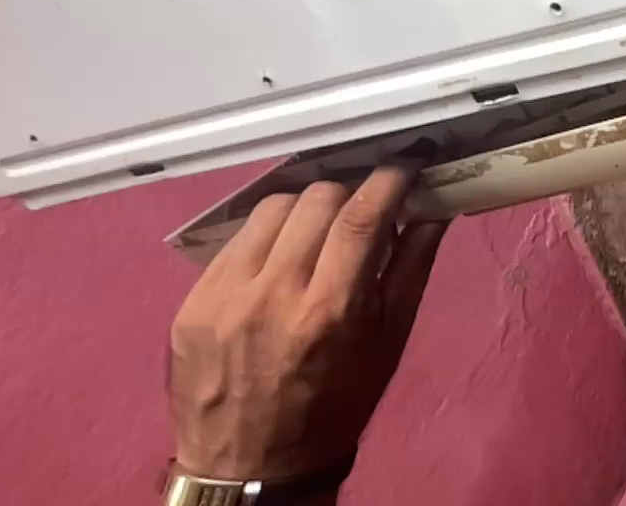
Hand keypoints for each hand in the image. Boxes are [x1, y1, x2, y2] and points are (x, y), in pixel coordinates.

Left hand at [168, 167, 447, 481]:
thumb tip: (435, 207)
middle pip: (317, 200)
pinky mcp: (190, 305)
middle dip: (353, 189)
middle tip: (371, 200)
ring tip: (327, 222)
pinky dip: (272, 231)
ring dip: (311, 204)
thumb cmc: (341, 397)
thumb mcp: (393, 334)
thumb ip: (413, 263)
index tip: (410, 161)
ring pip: (273, 208)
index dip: (391, 177)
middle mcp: (272, 296)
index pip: (362, 216)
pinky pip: (237, 239)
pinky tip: (288, 249)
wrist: (249, 465)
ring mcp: (222, 299)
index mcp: (330, 309)